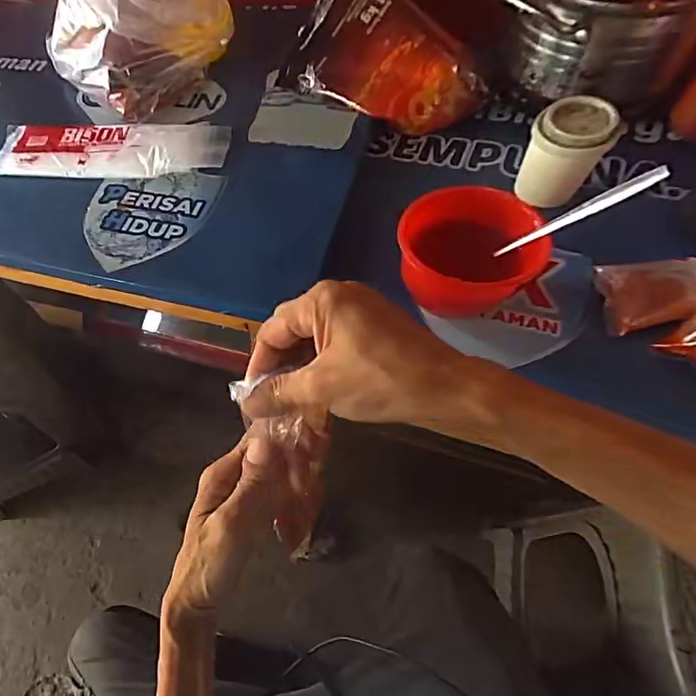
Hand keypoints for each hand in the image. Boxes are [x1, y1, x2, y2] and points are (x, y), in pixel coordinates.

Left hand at [162, 436, 307, 630]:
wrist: (197, 601)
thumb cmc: (210, 564)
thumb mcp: (232, 524)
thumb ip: (250, 484)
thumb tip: (267, 442)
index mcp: (221, 474)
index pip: (259, 441)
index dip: (286, 447)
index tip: (308, 463)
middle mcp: (232, 478)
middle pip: (273, 457)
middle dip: (296, 470)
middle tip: (309, 493)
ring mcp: (243, 495)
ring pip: (279, 478)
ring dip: (298, 489)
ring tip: (307, 509)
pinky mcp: (252, 513)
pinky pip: (278, 498)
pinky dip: (292, 505)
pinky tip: (301, 520)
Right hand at [240, 281, 500, 428]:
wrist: (448, 387)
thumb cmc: (380, 381)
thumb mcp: (321, 388)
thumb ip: (279, 391)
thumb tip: (248, 401)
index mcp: (321, 300)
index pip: (272, 329)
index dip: (258, 364)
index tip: (252, 394)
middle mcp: (339, 294)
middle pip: (292, 329)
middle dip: (279, 364)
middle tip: (271, 397)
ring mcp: (361, 306)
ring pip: (315, 336)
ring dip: (301, 365)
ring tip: (293, 397)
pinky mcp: (377, 323)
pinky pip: (337, 339)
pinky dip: (323, 361)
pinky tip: (321, 387)